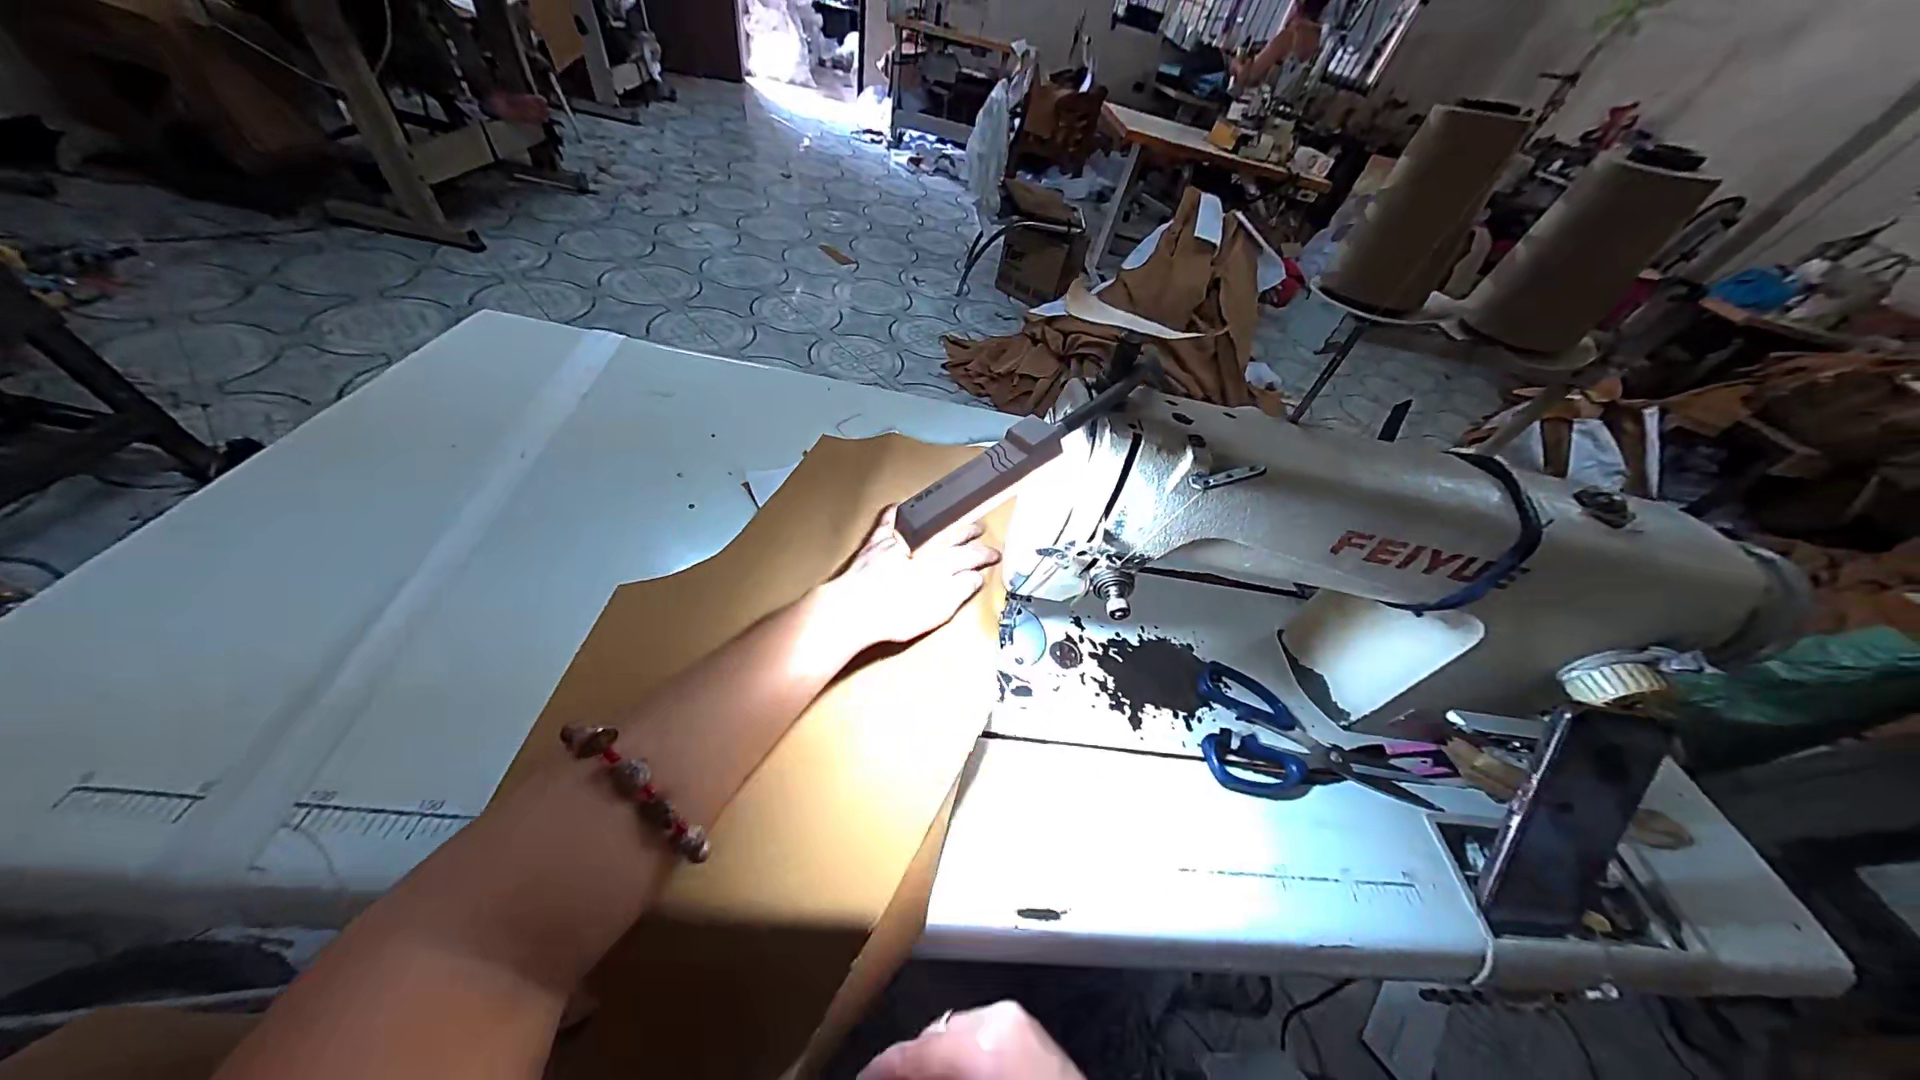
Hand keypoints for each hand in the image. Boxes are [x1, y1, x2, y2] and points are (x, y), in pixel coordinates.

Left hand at [816, 505, 1000, 649]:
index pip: (971, 555)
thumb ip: (959, 591)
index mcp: (940, 564)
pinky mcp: (876, 541)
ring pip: (928, 523)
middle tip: (979, 530)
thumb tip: (975, 577)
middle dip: (969, 532)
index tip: (994, 556)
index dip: (986, 555)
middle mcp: (922, 547)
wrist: (852, 609)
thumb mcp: (936, 612)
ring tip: (954, 517)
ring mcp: (898, 541)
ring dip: (944, 519)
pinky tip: (905, 508)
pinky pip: (890, 519)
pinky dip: (900, 512)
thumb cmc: (892, 615)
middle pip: (953, 534)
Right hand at [858, 1001, 1084, 1079]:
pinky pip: (984, 1037)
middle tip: (891, 1078)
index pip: (914, 1050)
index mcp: (982, 1041)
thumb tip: (897, 1070)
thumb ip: (925, 1071)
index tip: (865, 1076)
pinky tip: (957, 1074)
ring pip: (958, 1033)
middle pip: (935, 1034)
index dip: (883, 1067)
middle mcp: (999, 1019)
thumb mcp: (969, 1077)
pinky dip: (965, 1055)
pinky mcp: (1034, 1036)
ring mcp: (1020, 1024)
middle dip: (913, 1060)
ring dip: (938, 1059)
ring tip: (922, 1078)